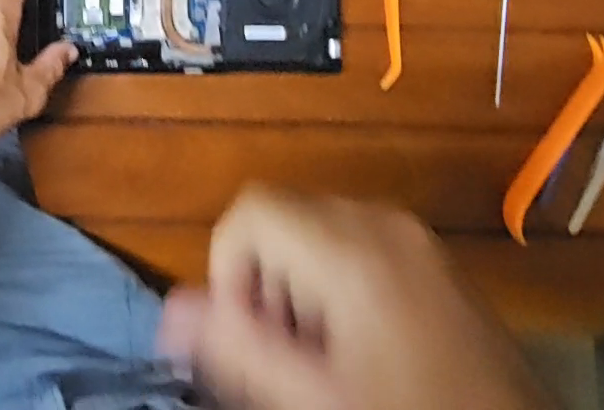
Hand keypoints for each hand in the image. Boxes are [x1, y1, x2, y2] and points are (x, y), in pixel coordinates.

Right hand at [159, 187, 551, 409]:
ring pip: (313, 231)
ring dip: (296, 288)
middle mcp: (381, 220)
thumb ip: (237, 349)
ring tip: (326, 364)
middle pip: (280, 218)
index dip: (230, 272)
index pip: (250, 211)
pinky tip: (361, 352)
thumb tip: (171, 310)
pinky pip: (354, 245)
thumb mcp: (316, 399)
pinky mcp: (432, 258)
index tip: (252, 340)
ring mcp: (413, 237)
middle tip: (288, 363)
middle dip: (264, 284)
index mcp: (351, 245)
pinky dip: (333, 286)